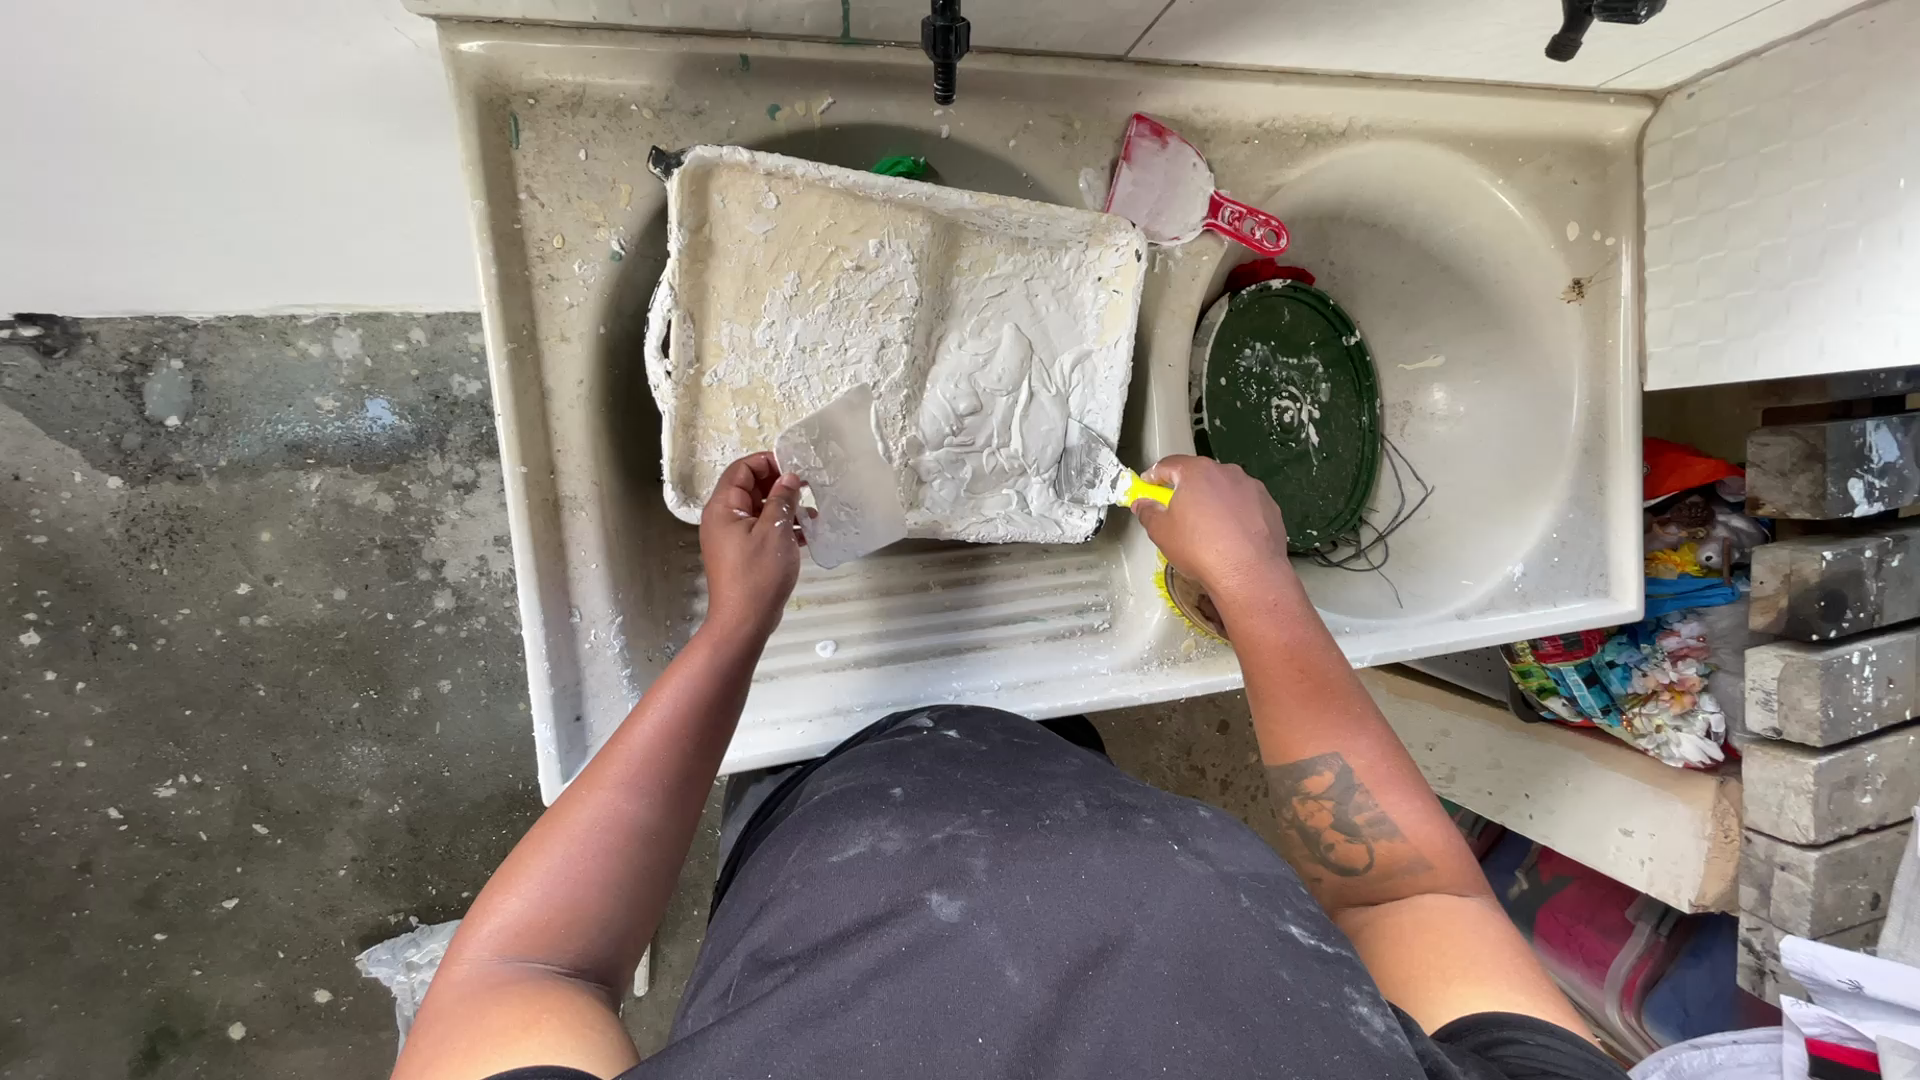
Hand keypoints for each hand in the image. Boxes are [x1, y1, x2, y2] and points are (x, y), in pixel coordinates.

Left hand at [699, 452, 803, 641]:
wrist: (744, 620)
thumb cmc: (757, 575)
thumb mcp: (775, 531)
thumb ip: (782, 499)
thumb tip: (789, 478)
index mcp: (724, 507)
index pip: (742, 469)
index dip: (768, 463)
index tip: (795, 468)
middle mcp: (723, 518)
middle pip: (750, 487)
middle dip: (779, 485)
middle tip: (807, 488)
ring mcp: (732, 536)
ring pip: (759, 509)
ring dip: (784, 507)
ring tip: (810, 513)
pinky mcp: (743, 553)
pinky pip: (762, 529)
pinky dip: (781, 527)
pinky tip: (805, 534)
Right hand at [1129, 455, 1291, 595]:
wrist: (1248, 573)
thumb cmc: (1200, 549)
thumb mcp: (1160, 532)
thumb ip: (1147, 512)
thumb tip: (1142, 504)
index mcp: (1197, 472)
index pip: (1168, 464)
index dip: (1154, 475)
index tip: (1147, 486)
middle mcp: (1226, 472)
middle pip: (1199, 474)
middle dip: (1185, 488)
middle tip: (1176, 509)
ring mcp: (1251, 487)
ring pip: (1224, 488)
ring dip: (1212, 500)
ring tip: (1206, 527)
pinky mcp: (1269, 505)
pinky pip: (1244, 504)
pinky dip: (1234, 513)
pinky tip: (1229, 536)